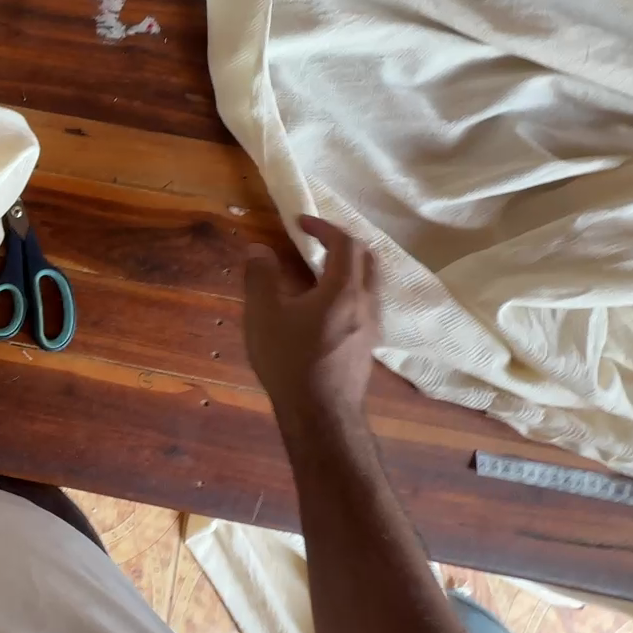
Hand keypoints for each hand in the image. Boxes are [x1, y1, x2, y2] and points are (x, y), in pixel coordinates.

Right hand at [243, 216, 381, 432]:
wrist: (320, 410)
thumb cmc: (289, 358)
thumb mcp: (263, 313)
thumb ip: (261, 276)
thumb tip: (259, 249)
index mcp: (344, 290)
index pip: (346, 245)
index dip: (324, 228)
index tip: (299, 222)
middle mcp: (367, 303)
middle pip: (368, 260)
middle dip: (343, 243)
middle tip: (314, 239)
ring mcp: (373, 326)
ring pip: (371, 282)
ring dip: (349, 266)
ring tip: (318, 268)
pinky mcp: (369, 343)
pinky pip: (366, 302)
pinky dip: (349, 288)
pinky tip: (325, 303)